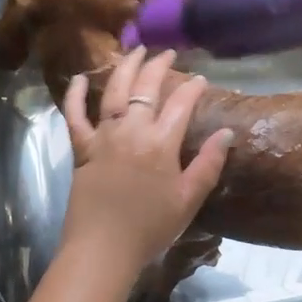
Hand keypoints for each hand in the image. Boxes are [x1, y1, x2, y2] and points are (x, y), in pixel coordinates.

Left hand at [60, 48, 233, 274]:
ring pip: (114, 92)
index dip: (193, 89)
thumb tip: (227, 133)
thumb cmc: (150, 228)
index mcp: (160, 143)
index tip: (202, 79)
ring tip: (135, 51)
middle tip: (167, 53)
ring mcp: (103, 137)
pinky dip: (76, 95)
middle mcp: (132, 131)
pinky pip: (75, 116)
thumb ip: (208, 164)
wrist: (102, 250)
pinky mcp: (81, 149)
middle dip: (158, 66)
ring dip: (125, 68)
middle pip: (146, 89)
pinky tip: (81, 78)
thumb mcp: (188, 199)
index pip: (181, 104)